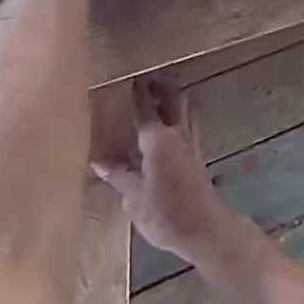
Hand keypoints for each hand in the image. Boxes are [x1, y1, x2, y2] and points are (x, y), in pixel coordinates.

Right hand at [92, 78, 242, 262]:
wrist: (205, 228)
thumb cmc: (166, 212)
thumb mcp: (134, 197)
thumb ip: (119, 175)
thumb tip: (99, 161)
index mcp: (158, 138)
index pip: (145, 106)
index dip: (136, 90)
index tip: (128, 76)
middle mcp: (177, 132)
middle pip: (172, 98)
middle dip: (160, 86)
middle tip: (145, 80)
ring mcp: (191, 142)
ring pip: (184, 109)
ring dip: (171, 100)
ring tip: (155, 100)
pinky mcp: (198, 155)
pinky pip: (187, 125)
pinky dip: (176, 118)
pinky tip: (166, 131)